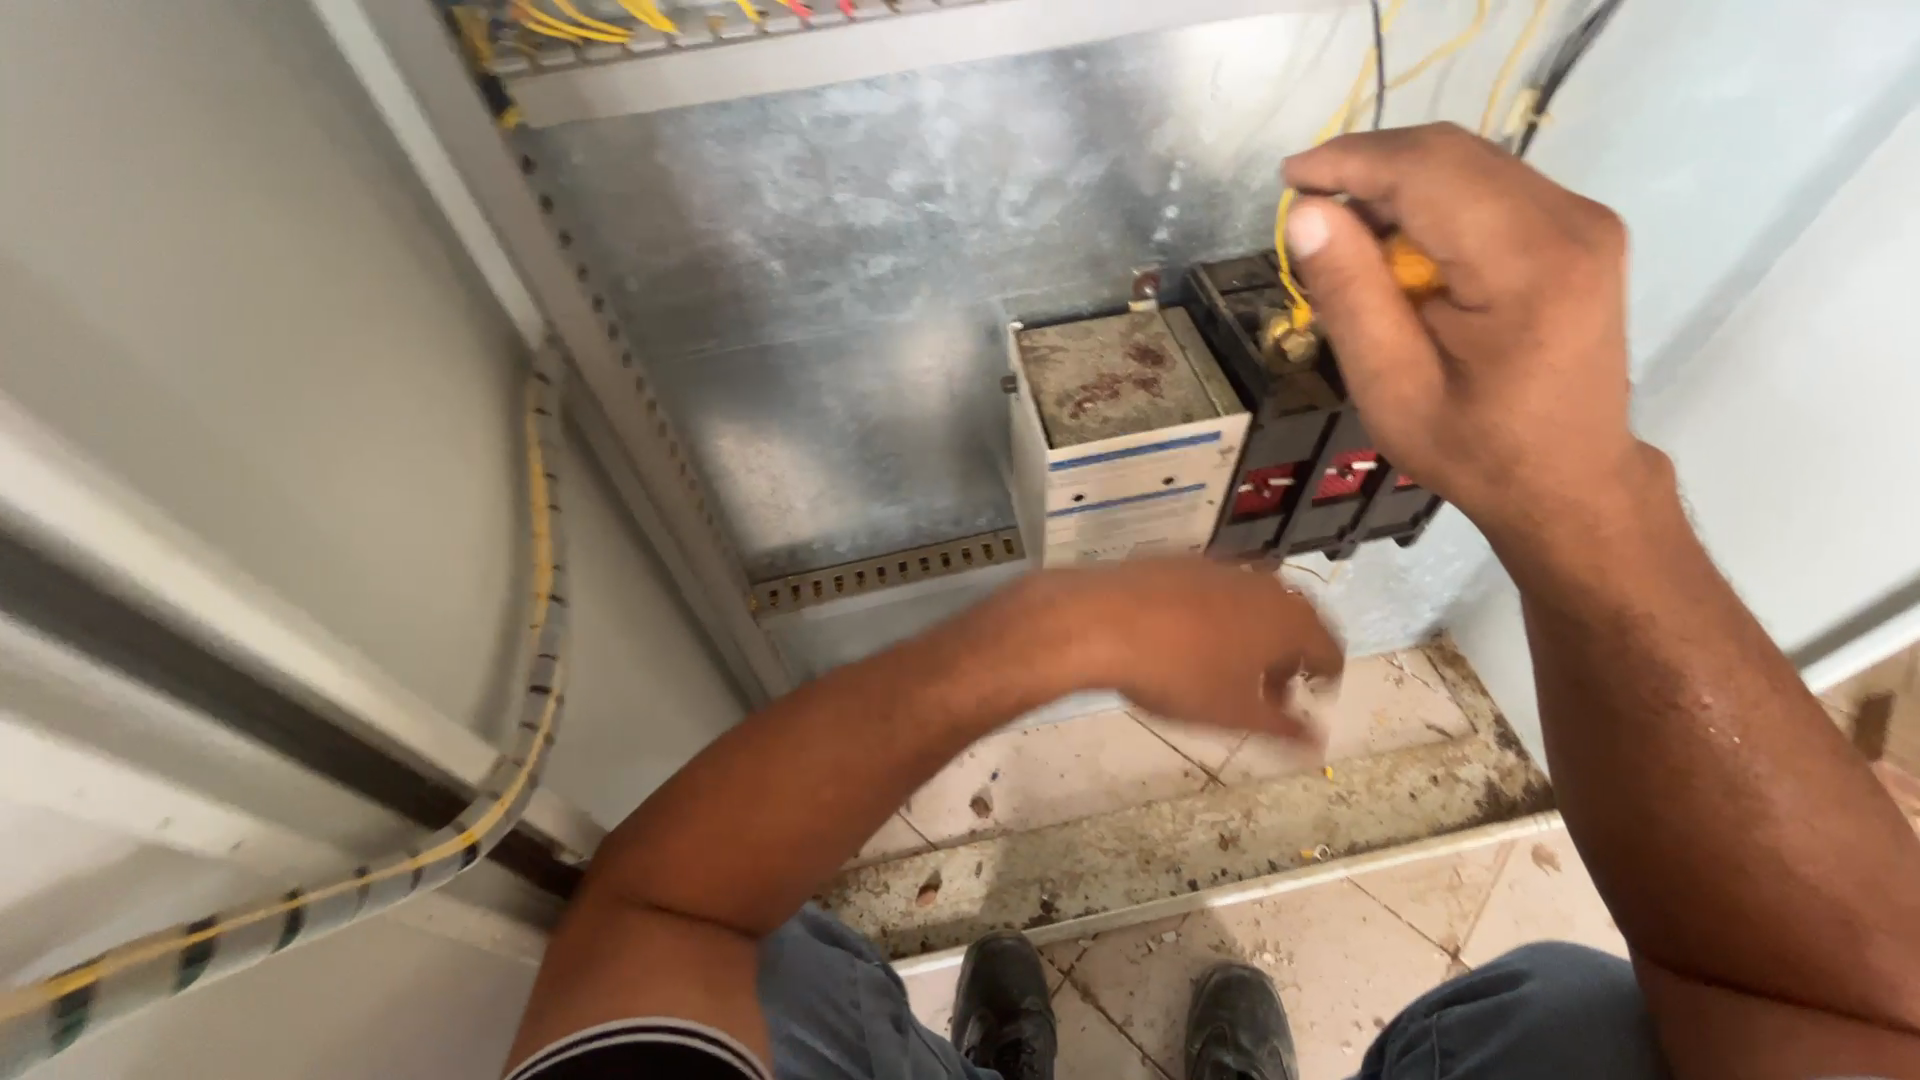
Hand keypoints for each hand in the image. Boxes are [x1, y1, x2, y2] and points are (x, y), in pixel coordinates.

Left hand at [1020, 559, 1343, 740]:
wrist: (1101, 620)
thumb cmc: (1179, 673)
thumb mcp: (1234, 713)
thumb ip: (1282, 727)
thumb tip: (1317, 741)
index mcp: (1289, 618)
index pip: (1329, 647)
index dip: (1325, 677)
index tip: (1312, 697)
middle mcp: (1261, 583)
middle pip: (1291, 622)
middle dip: (1285, 659)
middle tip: (1268, 693)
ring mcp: (1217, 567)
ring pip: (1250, 605)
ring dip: (1249, 637)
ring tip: (1225, 672)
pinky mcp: (1176, 561)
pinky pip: (1211, 593)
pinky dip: (1213, 618)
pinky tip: (1185, 642)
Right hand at [1282, 123, 1656, 542]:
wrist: (1565, 479)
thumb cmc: (1472, 449)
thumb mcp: (1390, 388)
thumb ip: (1350, 296)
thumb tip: (1306, 214)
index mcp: (1528, 264)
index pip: (1429, 172)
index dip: (1351, 162)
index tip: (1288, 179)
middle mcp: (1570, 221)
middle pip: (1451, 155)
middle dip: (1368, 168)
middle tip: (1305, 211)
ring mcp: (1580, 221)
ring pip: (1468, 165)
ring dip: (1394, 186)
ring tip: (1340, 237)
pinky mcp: (1573, 231)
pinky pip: (1486, 189)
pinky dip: (1427, 203)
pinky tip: (1391, 247)